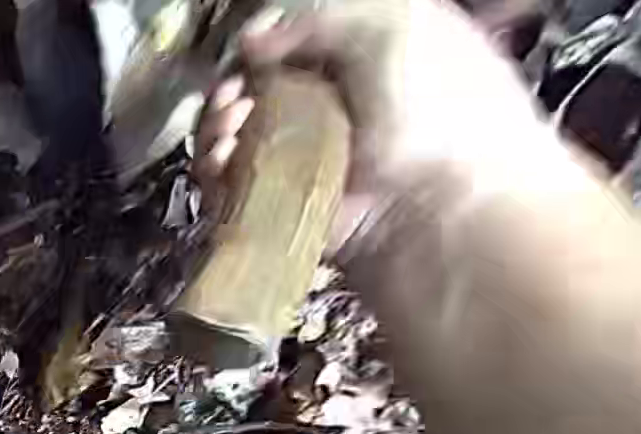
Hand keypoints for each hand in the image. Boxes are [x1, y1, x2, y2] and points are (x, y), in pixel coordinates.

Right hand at [196, 0, 572, 253]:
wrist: (426, 200)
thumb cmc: (431, 104)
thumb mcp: (394, 25)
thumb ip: (321, 20)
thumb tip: (248, 40)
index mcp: (344, 65)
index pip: (281, 54)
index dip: (255, 52)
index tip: (244, 55)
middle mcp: (310, 114)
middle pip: (244, 100)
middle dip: (228, 93)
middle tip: (233, 98)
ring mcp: (284, 164)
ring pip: (225, 143)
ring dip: (214, 130)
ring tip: (228, 128)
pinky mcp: (265, 207)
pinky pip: (221, 188)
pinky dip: (210, 171)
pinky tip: (220, 158)